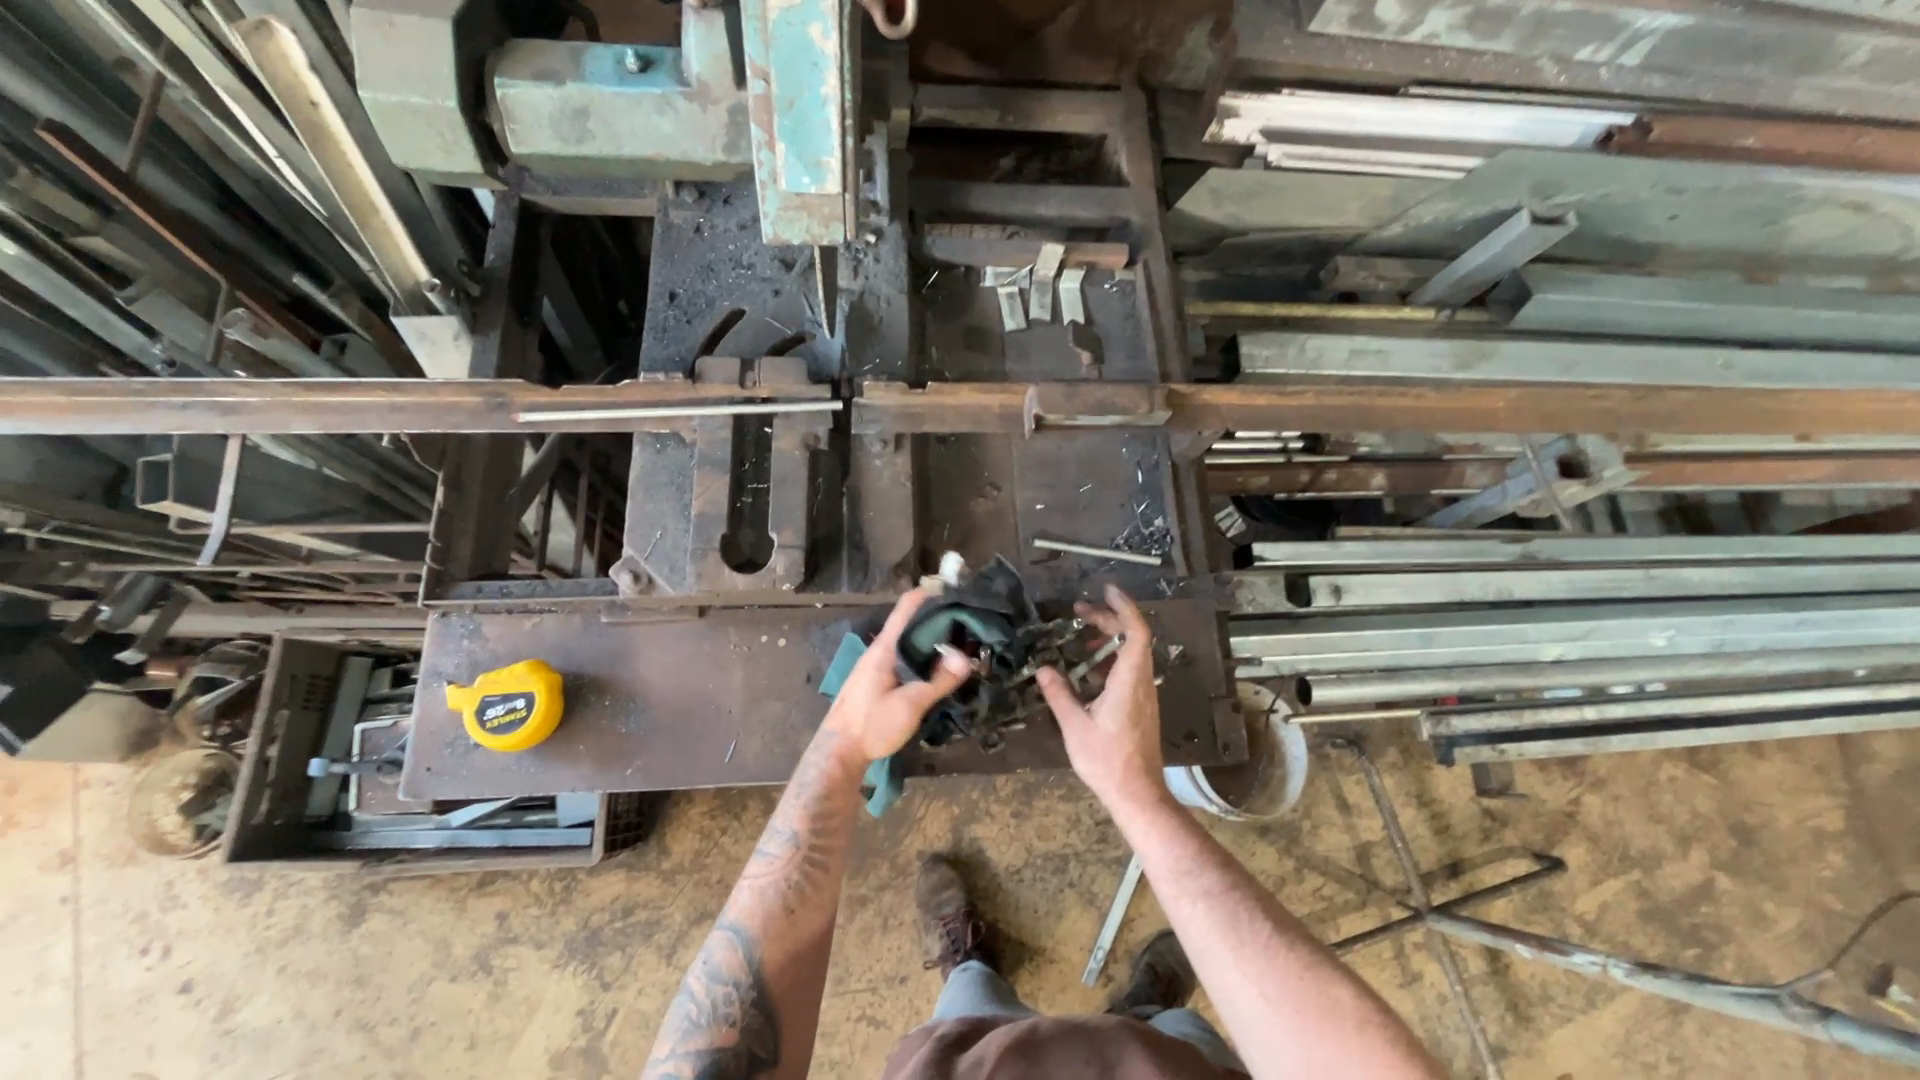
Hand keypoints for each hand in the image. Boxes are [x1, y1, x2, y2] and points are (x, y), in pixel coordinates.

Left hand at [822, 588, 971, 761]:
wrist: (838, 752)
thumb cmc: (871, 725)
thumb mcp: (910, 705)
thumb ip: (938, 681)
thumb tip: (966, 656)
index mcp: (885, 648)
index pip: (907, 607)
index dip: (929, 594)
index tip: (956, 590)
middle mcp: (880, 651)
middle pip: (911, 623)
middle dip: (939, 619)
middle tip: (970, 622)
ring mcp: (878, 666)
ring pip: (909, 642)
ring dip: (932, 640)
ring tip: (962, 644)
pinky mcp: (879, 681)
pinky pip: (905, 658)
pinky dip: (924, 656)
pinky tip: (939, 669)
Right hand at [1037, 584, 1168, 812]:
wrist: (1138, 794)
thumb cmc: (1107, 760)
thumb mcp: (1075, 726)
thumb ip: (1059, 694)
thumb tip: (1043, 669)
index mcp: (1129, 680)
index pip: (1135, 632)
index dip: (1123, 607)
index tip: (1105, 591)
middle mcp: (1142, 682)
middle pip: (1133, 638)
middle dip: (1108, 619)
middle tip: (1080, 612)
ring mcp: (1145, 695)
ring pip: (1133, 654)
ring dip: (1109, 640)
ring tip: (1080, 639)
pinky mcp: (1142, 707)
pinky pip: (1130, 671)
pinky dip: (1110, 660)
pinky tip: (1088, 671)